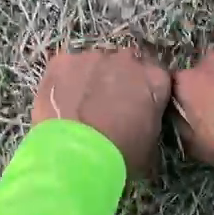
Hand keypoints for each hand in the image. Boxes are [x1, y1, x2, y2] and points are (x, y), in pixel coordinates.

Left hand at [32, 49, 171, 180]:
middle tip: (107, 104)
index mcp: (154, 79)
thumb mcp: (150, 144)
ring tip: (79, 104)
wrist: (76, 158)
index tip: (135, 104)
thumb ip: (149, 119)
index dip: (143, 90)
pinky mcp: (63, 61)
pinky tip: (58, 100)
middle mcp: (126, 59)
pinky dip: (65, 79)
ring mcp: (92, 57)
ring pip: (94, 62)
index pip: (154, 76)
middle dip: (118, 78)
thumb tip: (140, 118)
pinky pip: (67, 66)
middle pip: (124, 63)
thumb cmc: (121, 157)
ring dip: (91, 77)